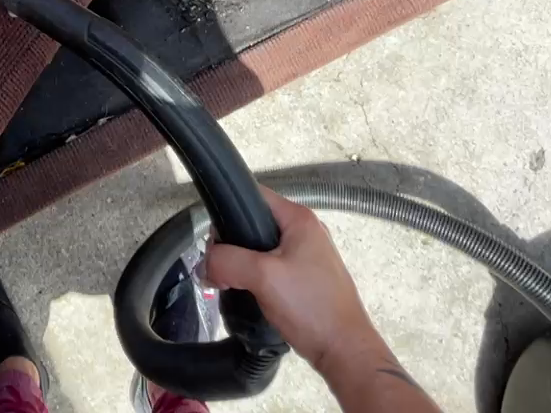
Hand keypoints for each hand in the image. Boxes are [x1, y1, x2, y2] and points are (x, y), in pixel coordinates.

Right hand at [203, 188, 384, 371]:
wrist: (346, 355)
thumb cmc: (312, 308)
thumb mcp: (262, 277)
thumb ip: (226, 261)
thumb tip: (203, 265)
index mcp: (299, 219)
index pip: (252, 195)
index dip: (228, 211)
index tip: (216, 240)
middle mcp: (306, 231)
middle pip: (253, 222)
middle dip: (232, 244)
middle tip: (222, 267)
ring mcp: (309, 256)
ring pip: (261, 247)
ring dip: (243, 263)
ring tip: (234, 281)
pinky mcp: (307, 278)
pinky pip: (272, 266)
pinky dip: (257, 276)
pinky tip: (250, 291)